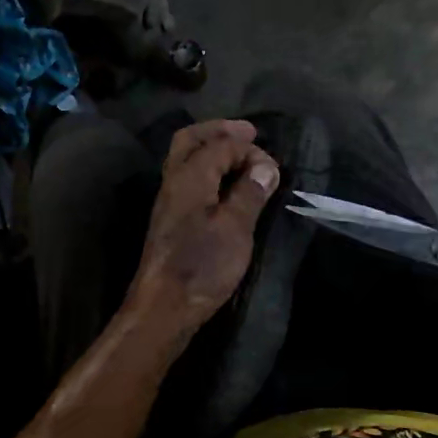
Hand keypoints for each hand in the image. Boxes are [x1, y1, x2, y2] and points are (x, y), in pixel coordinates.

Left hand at [124, 120, 280, 334]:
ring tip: (241, 156)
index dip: (249, 149)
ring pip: (186, 159)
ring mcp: (169, 201)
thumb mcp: (235, 228)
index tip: (273, 168)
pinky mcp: (171, 220)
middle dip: (220, 132)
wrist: (164, 306)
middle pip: (191, 140)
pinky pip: (188, 179)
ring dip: (212, 150)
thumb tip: (266, 167)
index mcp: (189, 176)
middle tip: (248, 134)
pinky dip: (208, 171)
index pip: (220, 145)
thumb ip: (250, 193)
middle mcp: (174, 181)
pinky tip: (225, 185)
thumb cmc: (202, 265)